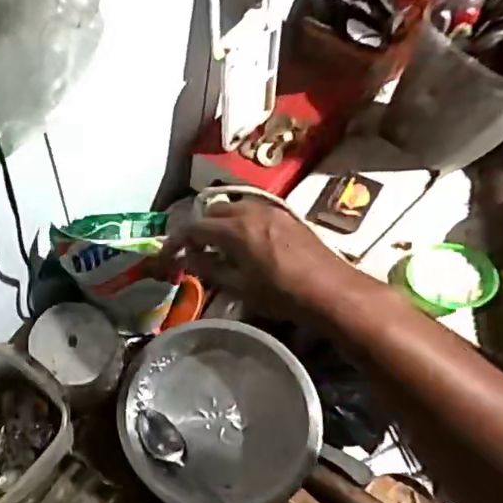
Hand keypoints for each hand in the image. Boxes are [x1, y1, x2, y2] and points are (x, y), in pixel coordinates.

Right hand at [158, 199, 372, 324]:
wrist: (334, 292)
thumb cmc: (281, 294)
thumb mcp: (237, 286)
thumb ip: (207, 268)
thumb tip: (187, 258)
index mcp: (234, 230)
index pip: (191, 228)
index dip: (175, 242)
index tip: (169, 257)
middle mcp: (251, 212)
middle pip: (211, 212)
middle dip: (198, 230)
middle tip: (195, 251)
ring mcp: (272, 211)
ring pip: (233, 208)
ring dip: (220, 223)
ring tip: (220, 246)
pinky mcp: (288, 216)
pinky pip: (254, 211)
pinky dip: (240, 222)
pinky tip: (245, 243)